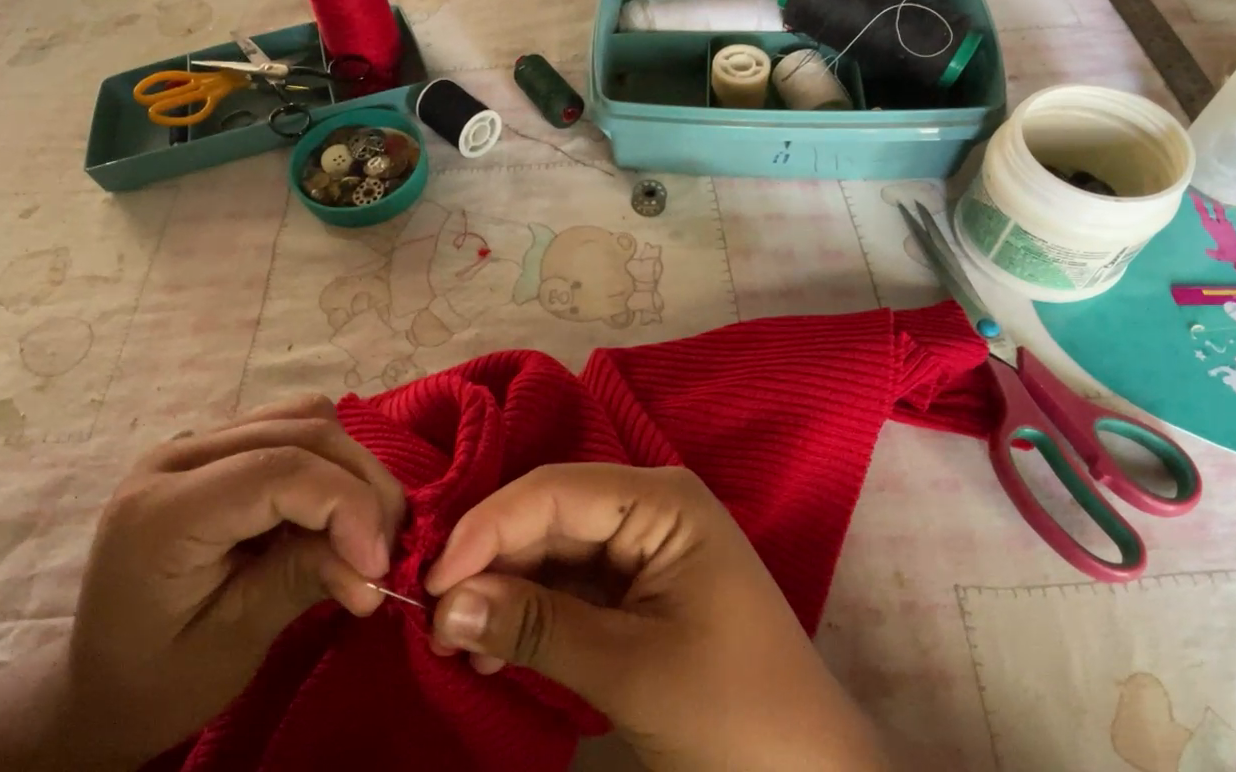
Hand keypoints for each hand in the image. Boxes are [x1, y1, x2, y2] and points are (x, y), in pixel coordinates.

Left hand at [59, 395, 406, 766]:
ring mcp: (196, 445)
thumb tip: (376, 566)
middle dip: (361, 487)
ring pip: (304, 418)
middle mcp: (176, 458)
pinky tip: (332, 510)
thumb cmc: (159, 678)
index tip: (380, 564)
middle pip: (302, 432)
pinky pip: (292, 426)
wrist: (106, 681)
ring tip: (365, 530)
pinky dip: (330, 462)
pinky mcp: (217, 447)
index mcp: (162, 513)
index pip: (278, 470)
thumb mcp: (232, 643)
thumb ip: (303, 583)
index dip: (347, 505)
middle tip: (387, 552)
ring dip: (351, 469)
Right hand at [423, 464, 883, 771]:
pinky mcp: (634, 586)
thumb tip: (443, 606)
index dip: (487, 529)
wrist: (806, 771)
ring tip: (457, 649)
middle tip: (433, 623)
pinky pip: (566, 584)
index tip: (429, 585)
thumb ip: (535, 628)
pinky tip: (493, 653)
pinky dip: (527, 614)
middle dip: (489, 564)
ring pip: (549, 551)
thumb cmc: (732, 710)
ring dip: (501, 593)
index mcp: (662, 501)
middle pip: (547, 517)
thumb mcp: (629, 669)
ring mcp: (641, 546)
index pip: (554, 492)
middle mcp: (649, 507)